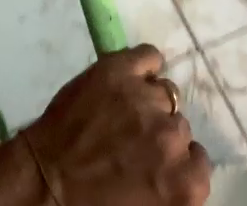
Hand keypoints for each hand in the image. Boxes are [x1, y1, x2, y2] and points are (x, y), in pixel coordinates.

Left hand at [20, 44, 210, 205]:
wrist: (47, 178)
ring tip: (125, 109)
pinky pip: (148, 55)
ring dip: (149, 100)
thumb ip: (175, 186)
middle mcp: (171, 138)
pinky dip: (146, 62)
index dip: (179, 159)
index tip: (160, 159)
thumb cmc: (95, 202)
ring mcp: (144, 100)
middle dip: (160, 131)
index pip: (199, 161)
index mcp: (183, 184)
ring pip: (164, 92)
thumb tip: (183, 163)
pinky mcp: (118, 71)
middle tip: (134, 138)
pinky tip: (134, 73)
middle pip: (179, 125)